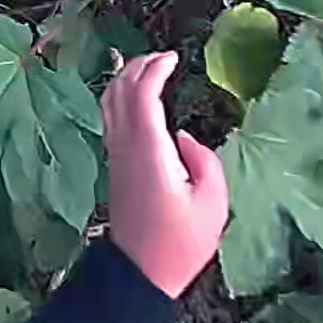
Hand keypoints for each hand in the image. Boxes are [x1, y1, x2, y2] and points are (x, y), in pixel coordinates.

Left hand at [99, 51, 228, 297]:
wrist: (140, 266)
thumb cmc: (181, 239)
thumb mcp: (212, 203)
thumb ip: (205, 161)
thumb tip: (184, 136)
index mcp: (148, 148)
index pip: (142, 94)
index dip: (153, 70)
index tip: (171, 57)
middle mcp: (125, 143)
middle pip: (120, 90)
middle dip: (137, 66)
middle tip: (162, 57)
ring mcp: (115, 150)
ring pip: (110, 100)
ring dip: (125, 78)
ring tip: (148, 67)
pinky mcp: (115, 159)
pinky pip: (110, 115)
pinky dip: (120, 95)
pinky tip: (134, 96)